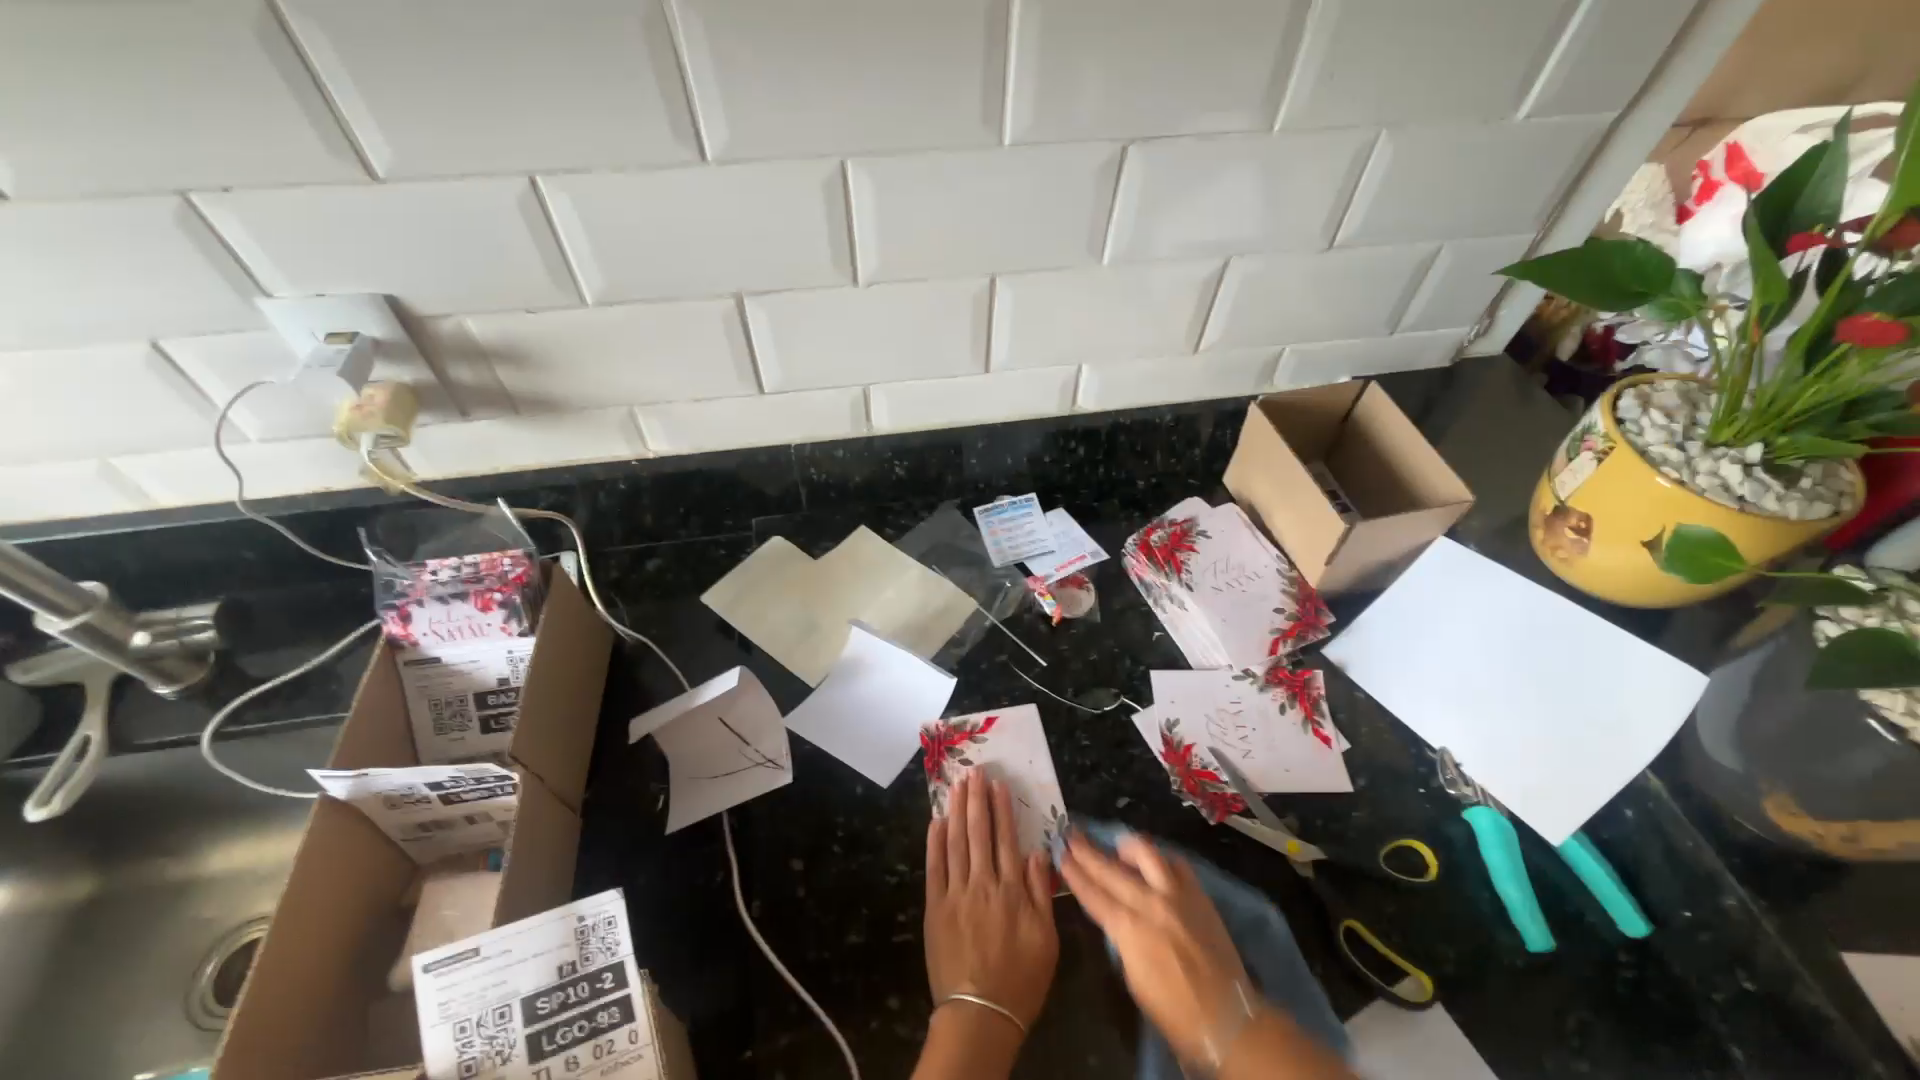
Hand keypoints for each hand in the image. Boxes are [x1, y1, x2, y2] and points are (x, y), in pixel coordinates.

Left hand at [924, 769, 1058, 1030]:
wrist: (981, 1013)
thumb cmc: (1021, 979)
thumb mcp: (1047, 939)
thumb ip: (1041, 893)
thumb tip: (1038, 853)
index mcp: (1013, 891)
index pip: (1006, 839)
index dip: (1002, 810)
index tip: (999, 785)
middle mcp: (984, 884)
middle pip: (979, 833)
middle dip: (977, 800)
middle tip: (975, 773)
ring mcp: (956, 894)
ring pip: (955, 843)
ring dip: (956, 812)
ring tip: (957, 786)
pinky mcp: (935, 908)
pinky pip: (935, 868)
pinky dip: (934, 843)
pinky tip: (935, 822)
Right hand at [1060, 830, 1248, 1065]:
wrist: (1226, 1017)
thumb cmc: (1172, 1010)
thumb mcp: (1132, 977)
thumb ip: (1121, 939)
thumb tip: (1116, 919)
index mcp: (1128, 928)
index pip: (1093, 893)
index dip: (1074, 874)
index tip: (1061, 855)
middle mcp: (1150, 902)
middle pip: (1111, 869)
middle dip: (1088, 852)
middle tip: (1073, 836)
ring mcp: (1178, 895)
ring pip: (1147, 854)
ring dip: (1126, 846)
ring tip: (1116, 843)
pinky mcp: (1199, 895)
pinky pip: (1177, 864)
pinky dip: (1162, 859)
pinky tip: (1155, 861)